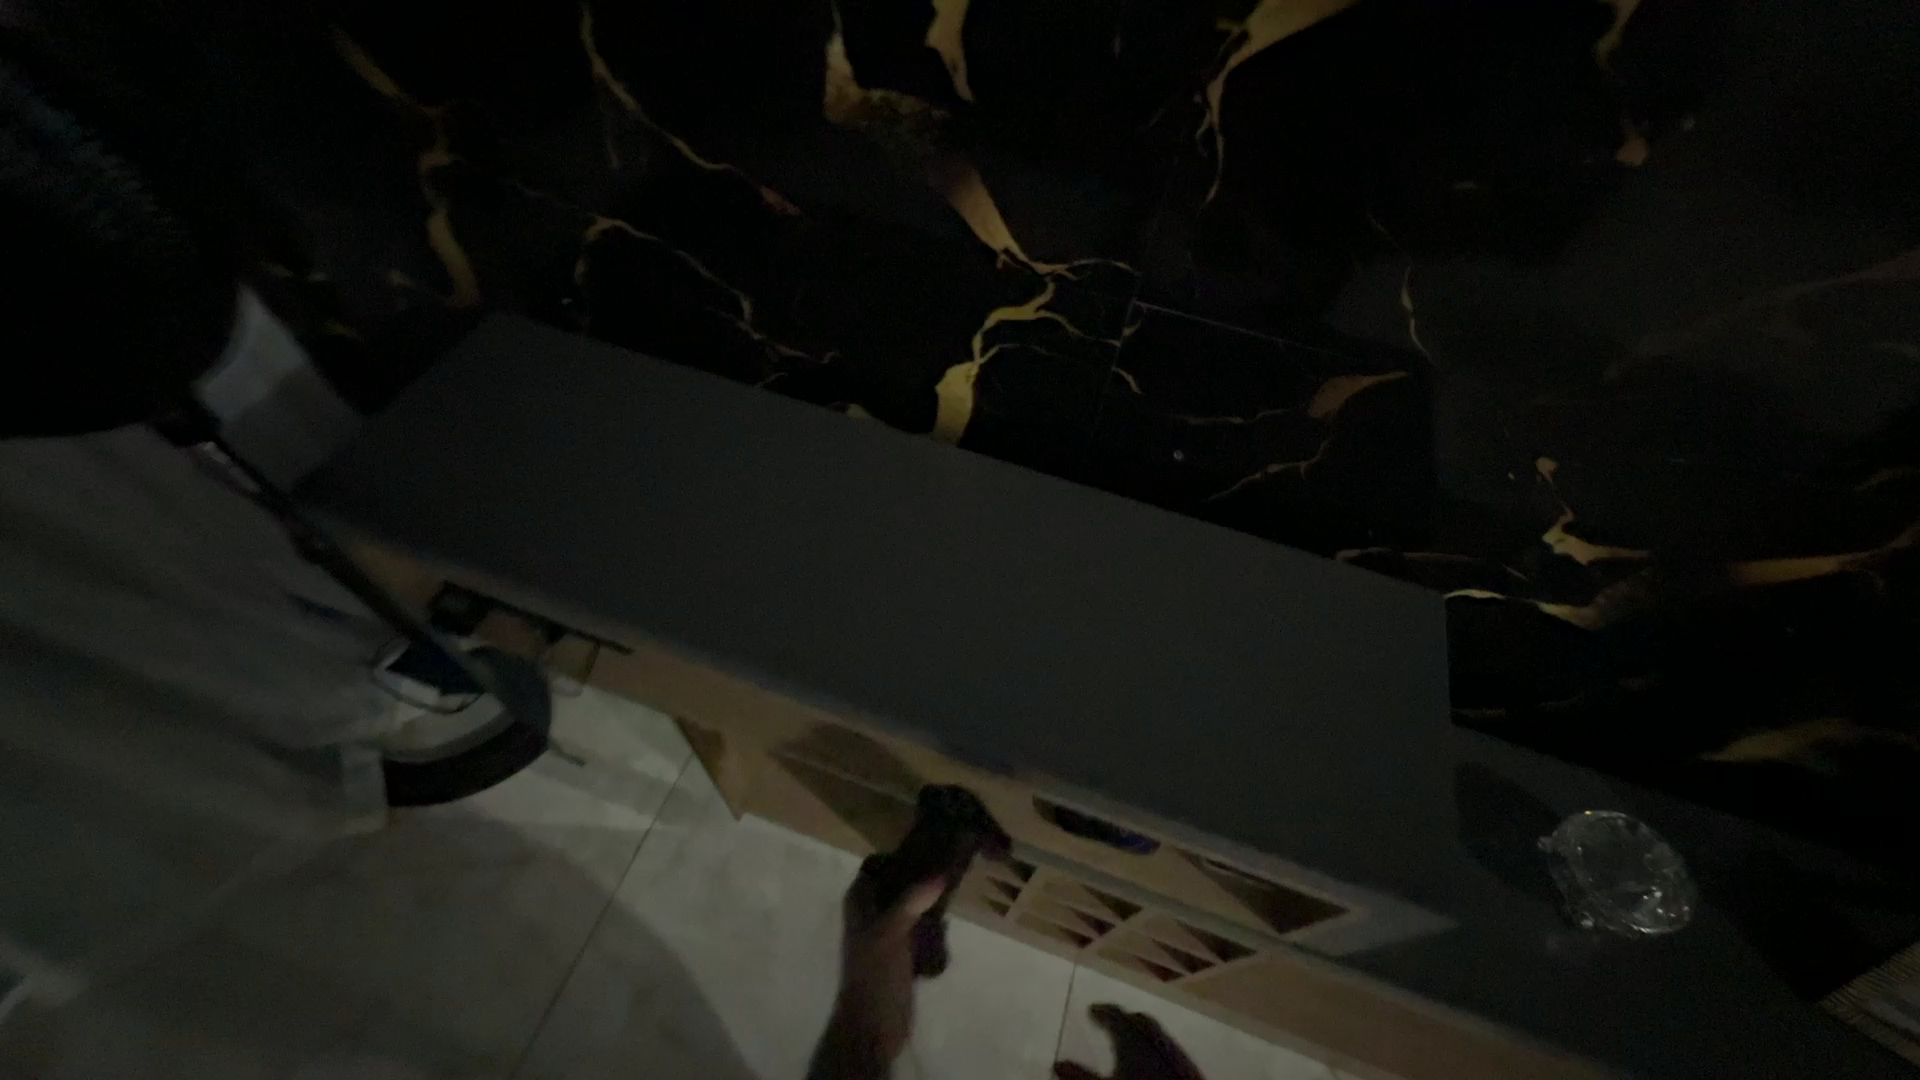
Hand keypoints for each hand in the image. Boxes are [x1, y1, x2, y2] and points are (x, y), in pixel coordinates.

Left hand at [808, 871, 943, 1079]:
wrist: (874, 1025)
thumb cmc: (874, 972)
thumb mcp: (891, 931)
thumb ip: (912, 899)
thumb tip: (941, 873)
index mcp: (859, 903)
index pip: (874, 866)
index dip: (895, 855)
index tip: (925, 845)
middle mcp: (871, 914)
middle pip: (895, 885)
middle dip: (918, 876)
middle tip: (947, 864)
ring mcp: (887, 935)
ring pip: (910, 907)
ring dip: (928, 900)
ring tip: (953, 888)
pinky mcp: (903, 955)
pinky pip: (921, 930)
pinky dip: (933, 925)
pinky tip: (949, 922)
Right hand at [1054, 1004, 1206, 1079]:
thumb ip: (1080, 1077)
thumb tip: (1056, 1063)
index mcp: (1133, 1035)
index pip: (1115, 1013)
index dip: (1102, 1011)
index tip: (1090, 1011)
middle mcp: (1156, 1036)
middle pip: (1139, 1021)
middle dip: (1123, 1020)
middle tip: (1108, 1024)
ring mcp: (1177, 1053)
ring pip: (1157, 1035)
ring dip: (1141, 1035)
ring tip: (1128, 1045)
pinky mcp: (1191, 1070)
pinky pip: (1169, 1050)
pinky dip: (1156, 1050)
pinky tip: (1153, 1065)